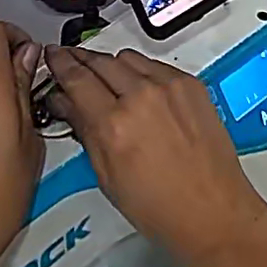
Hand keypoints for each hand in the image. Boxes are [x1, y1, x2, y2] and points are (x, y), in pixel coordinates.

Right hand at [43, 45, 266, 263]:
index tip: (52, 55)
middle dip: (81, 60)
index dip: (60, 63)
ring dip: (111, 65)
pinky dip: (141, 72)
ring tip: (107, 82)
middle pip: (99, 60)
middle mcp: (141, 96)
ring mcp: (168, 86)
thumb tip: (65, 101)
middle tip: (72, 64)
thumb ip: (84, 130)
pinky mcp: (189, 83)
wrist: (213, 211)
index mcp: (114, 124)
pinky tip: (139, 89)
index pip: (76, 78)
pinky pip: (154, 64)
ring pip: (126, 57)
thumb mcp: (107, 177)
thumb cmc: (161, 208)